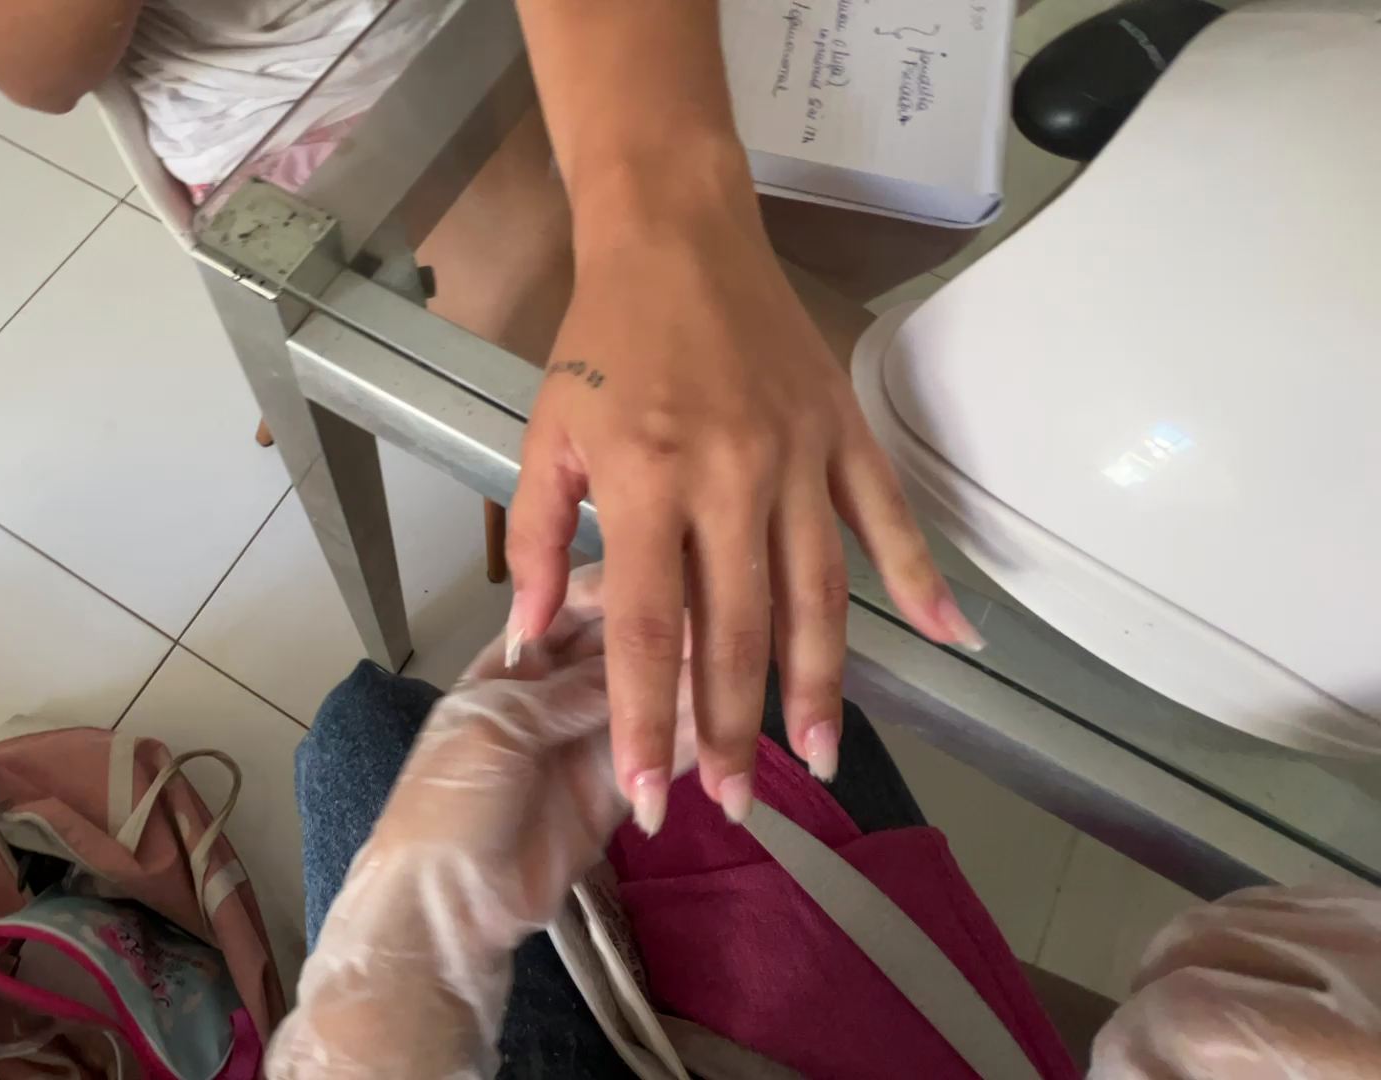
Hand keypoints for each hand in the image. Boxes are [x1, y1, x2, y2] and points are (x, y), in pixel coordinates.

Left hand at [267, 567, 692, 1078]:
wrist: (449, 902)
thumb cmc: (453, 797)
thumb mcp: (495, 728)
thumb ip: (564, 694)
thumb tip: (639, 662)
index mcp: (511, 661)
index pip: (565, 606)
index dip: (611, 592)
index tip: (661, 577)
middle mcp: (554, 688)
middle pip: (613, 648)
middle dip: (657, 635)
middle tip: (710, 623)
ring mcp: (587, 737)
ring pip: (644, 696)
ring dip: (681, 684)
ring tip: (728, 670)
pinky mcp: (615, 786)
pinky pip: (657, 752)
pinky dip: (688, 738)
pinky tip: (723, 723)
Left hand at [506, 169, 981, 832]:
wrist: (674, 241)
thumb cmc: (598, 345)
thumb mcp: (544, 440)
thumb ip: (536, 542)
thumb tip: (531, 636)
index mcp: (646, 484)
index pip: (646, 628)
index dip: (645, 718)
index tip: (647, 791)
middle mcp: (731, 480)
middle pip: (737, 630)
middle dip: (732, 726)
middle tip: (736, 802)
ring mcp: (800, 456)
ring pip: (817, 594)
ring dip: (819, 684)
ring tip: (817, 757)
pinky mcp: (843, 432)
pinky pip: (888, 516)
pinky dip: (919, 578)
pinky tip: (950, 638)